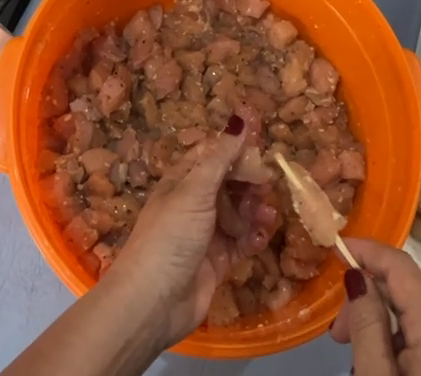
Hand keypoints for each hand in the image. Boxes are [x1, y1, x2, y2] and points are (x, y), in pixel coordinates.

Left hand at [96, 115, 245, 348]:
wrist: (153, 301)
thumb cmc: (171, 235)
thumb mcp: (195, 190)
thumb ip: (221, 157)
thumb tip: (240, 118)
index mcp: (182, 181)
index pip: (212, 155)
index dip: (236, 151)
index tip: (262, 152)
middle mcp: (193, 203)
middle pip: (229, 184)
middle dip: (250, 183)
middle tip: (267, 187)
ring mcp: (205, 233)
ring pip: (238, 213)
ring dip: (255, 211)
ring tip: (267, 216)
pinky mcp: (217, 261)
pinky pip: (240, 242)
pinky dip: (252, 238)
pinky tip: (259, 239)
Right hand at [330, 238, 420, 375]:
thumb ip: (367, 327)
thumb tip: (356, 275)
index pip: (402, 267)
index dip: (367, 250)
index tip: (334, 248)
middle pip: (407, 293)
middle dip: (367, 300)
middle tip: (338, 333)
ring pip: (416, 317)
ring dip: (381, 324)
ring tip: (357, 355)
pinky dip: (401, 343)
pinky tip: (384, 365)